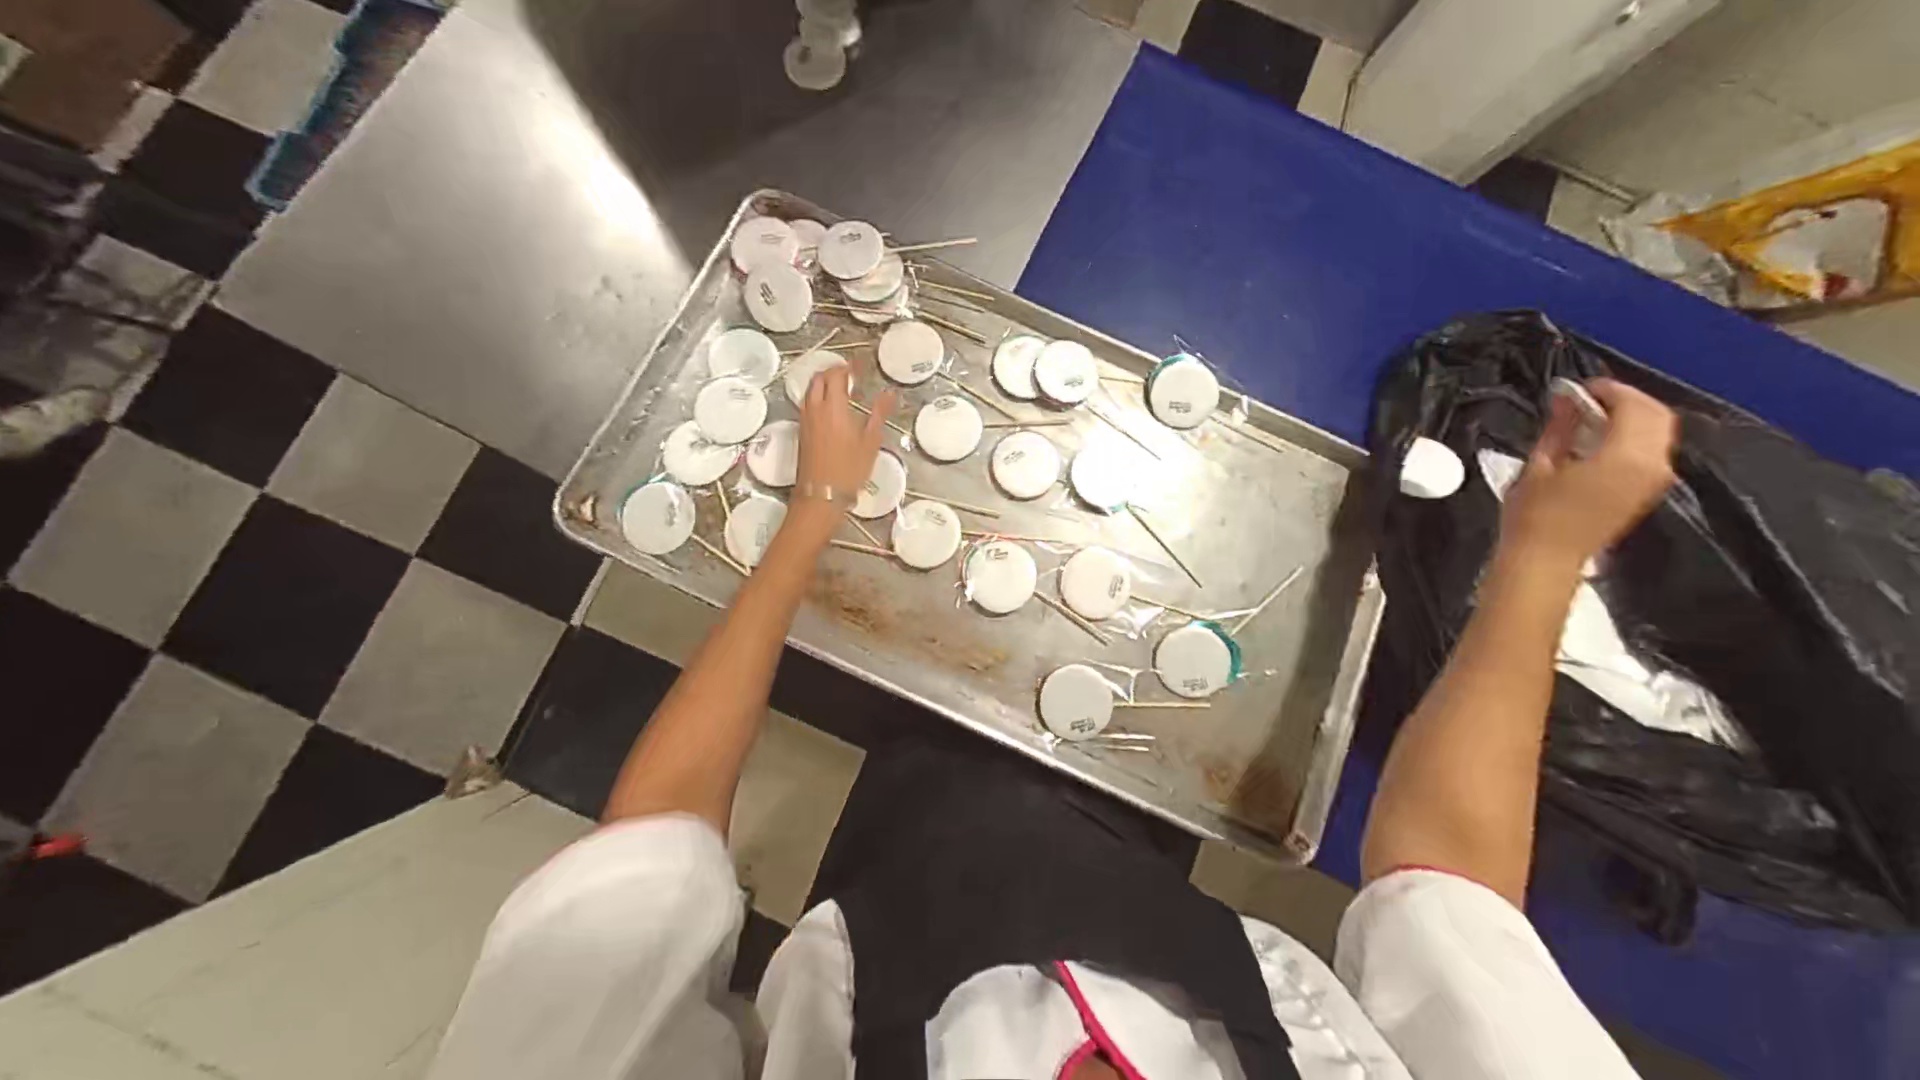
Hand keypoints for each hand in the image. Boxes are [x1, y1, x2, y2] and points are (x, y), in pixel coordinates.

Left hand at [796, 366, 894, 512]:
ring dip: (822, 382)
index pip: (836, 375)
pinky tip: (830, 407)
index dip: (847, 367)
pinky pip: (807, 403)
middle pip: (819, 378)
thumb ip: (879, 413)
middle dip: (832, 371)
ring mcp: (805, 420)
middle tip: (848, 373)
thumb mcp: (871, 442)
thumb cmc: (849, 469)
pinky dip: (817, 396)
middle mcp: (815, 408)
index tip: (858, 365)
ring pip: (810, 390)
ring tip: (839, 387)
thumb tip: (890, 392)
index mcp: (833, 407)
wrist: (821, 494)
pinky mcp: (801, 431)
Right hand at [1498, 378, 1677, 573]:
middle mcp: (1653, 465)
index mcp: (1625, 456)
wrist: (1545, 559)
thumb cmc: (1533, 515)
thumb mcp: (1539, 466)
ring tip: (1589, 420)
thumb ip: (1559, 428)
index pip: (1634, 406)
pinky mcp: (1645, 491)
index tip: (1579, 388)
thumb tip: (1566, 399)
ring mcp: (1653, 480)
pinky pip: (1651, 452)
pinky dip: (1631, 438)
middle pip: (1656, 416)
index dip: (1609, 390)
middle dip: (1625, 401)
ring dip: (1629, 419)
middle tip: (1587, 399)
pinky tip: (1597, 442)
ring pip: (1657, 433)